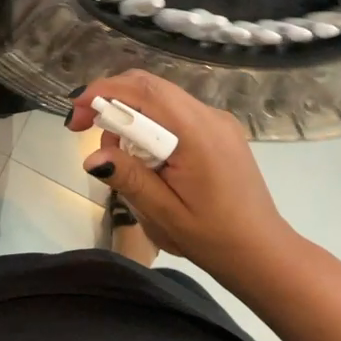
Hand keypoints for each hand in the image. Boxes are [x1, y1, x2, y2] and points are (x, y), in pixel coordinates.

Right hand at [67, 70, 299, 278]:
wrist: (265, 254)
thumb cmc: (215, 238)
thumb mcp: (166, 214)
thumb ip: (130, 179)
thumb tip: (91, 158)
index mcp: (197, 134)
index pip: (143, 91)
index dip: (102, 93)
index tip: (75, 116)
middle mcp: (209, 117)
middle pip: (149, 86)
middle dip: (109, 99)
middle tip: (83, 128)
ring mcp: (216, 121)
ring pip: (159, 97)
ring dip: (128, 113)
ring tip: (115, 154)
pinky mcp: (217, 130)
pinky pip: (172, 112)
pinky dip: (147, 122)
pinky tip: (141, 155)